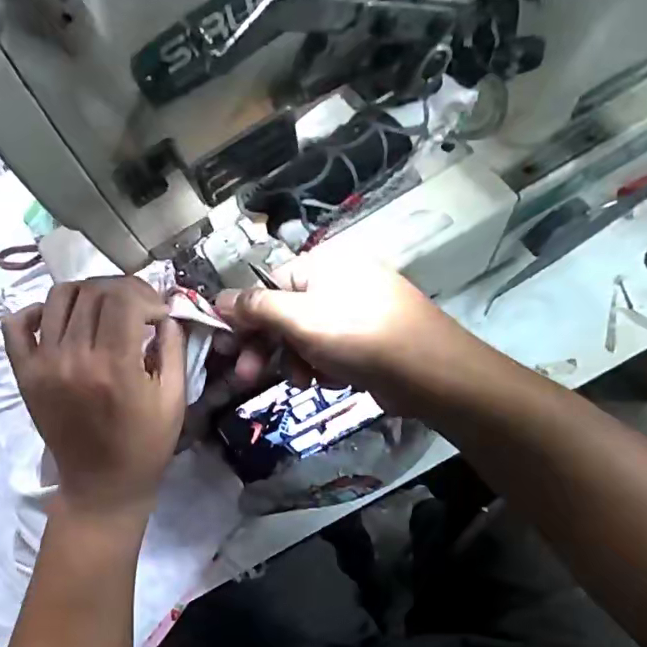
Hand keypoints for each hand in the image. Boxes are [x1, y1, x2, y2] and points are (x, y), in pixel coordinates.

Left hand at [3, 277, 186, 516]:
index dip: (146, 295)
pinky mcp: (24, 374)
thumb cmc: (146, 443)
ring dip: (86, 294)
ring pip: (57, 297)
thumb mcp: (174, 397)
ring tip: (103, 311)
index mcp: (115, 366)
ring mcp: (43, 364)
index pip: (123, 298)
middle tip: (137, 308)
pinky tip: (60, 320)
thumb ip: (173, 347)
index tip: (159, 313)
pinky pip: (16, 324)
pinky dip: (35, 311)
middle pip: (92, 292)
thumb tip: (164, 313)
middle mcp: (74, 357)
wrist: (102, 484)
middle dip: (122, 290)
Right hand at [213, 260, 483, 411]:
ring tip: (307, 382)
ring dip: (298, 362)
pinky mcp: (371, 339)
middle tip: (248, 377)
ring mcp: (358, 310)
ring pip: (308, 338)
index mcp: (322, 264)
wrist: (428, 370)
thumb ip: (256, 308)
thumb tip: (218, 299)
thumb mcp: (299, 319)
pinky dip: (326, 367)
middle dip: (268, 347)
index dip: (245, 318)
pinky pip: (333, 350)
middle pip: (286, 314)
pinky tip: (332, 382)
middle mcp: (339, 282)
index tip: (228, 348)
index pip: (268, 286)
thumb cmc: (358, 336)